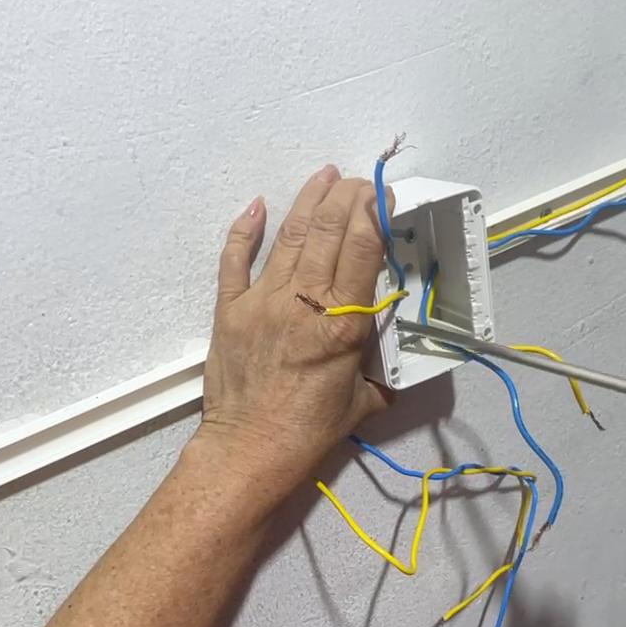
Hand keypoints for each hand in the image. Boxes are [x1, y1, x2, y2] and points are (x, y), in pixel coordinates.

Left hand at [188, 165, 390, 502]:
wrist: (249, 450)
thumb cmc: (308, 432)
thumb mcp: (363, 401)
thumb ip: (383, 372)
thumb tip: (396, 356)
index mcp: (341, 323)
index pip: (363, 248)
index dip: (376, 212)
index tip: (385, 195)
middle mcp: (302, 302)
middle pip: (328, 230)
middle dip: (347, 196)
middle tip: (358, 182)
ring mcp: (261, 301)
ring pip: (289, 236)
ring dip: (309, 200)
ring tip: (324, 176)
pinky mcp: (229, 310)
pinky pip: (234, 261)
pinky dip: (244, 231)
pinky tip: (257, 206)